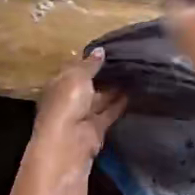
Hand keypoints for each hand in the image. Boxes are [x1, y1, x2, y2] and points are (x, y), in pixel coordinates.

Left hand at [31, 49, 125, 165]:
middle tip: (129, 60)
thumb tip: (100, 50)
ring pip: (101, 98)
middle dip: (104, 74)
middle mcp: (70, 99)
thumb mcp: (77, 77)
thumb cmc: (66, 105)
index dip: (90, 60)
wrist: (67, 146)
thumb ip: (90, 65)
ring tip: (135, 74)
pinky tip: (134, 93)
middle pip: (89, 84)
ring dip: (115, 88)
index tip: (111, 49)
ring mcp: (83, 115)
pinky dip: (120, 104)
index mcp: (59, 84)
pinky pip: (109, 113)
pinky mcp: (96, 130)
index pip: (75, 68)